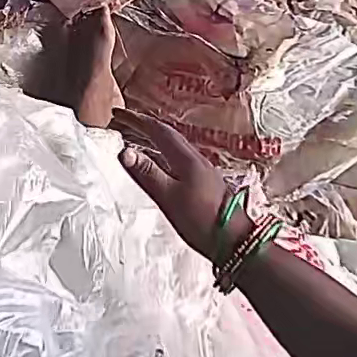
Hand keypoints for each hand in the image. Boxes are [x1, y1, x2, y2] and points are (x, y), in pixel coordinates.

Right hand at [110, 108, 245, 260]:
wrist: (238, 243)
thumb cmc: (202, 220)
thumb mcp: (169, 197)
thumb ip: (147, 173)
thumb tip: (124, 151)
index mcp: (186, 159)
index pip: (158, 131)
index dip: (136, 120)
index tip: (117, 113)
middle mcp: (196, 159)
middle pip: (167, 134)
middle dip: (143, 125)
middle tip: (122, 120)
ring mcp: (202, 170)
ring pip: (173, 145)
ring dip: (152, 137)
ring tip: (134, 135)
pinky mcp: (204, 182)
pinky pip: (177, 156)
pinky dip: (161, 150)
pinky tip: (156, 160)